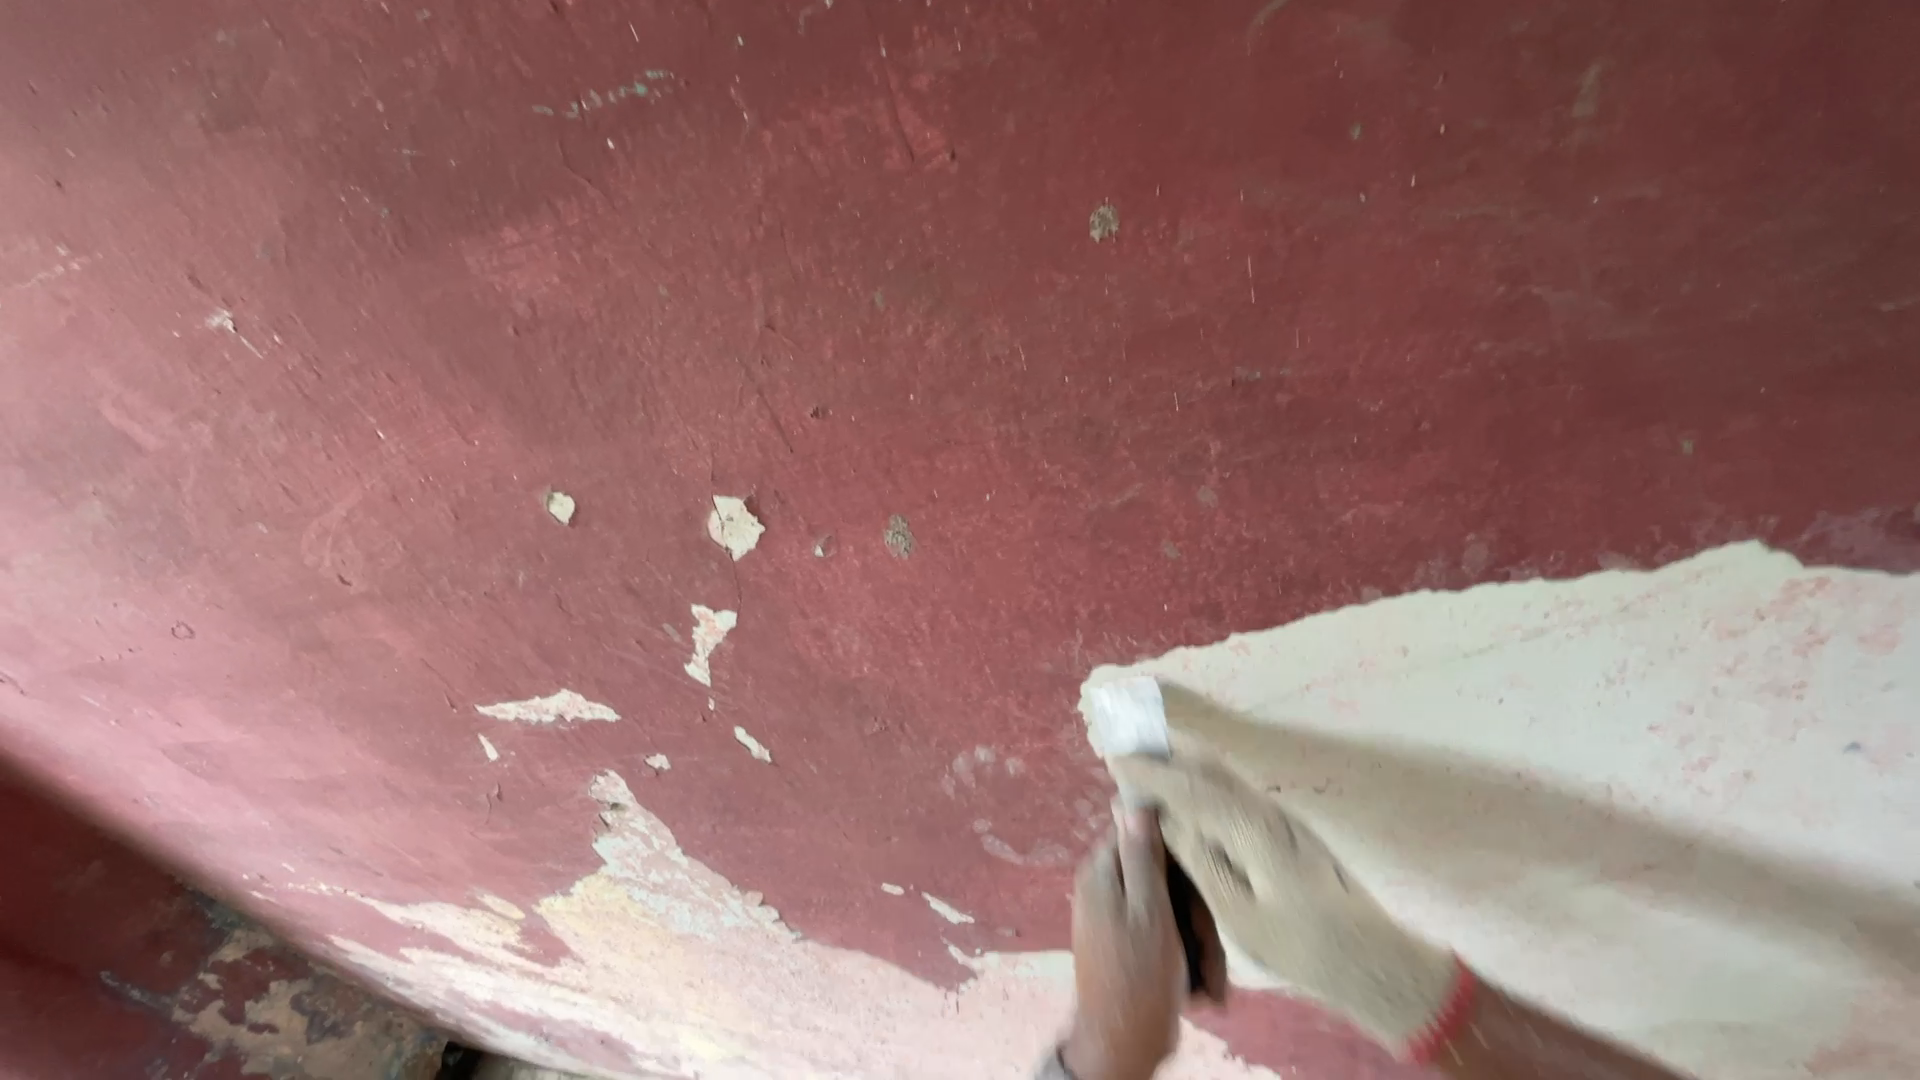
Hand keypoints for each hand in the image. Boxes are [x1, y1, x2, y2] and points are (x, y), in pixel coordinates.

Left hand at [1061, 808, 1216, 1079]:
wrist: (1122, 1046)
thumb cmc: (1137, 974)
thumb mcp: (1148, 909)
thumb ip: (1141, 855)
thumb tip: (1132, 797)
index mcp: (1103, 871)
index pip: (1143, 834)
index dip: (1178, 852)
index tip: (1204, 875)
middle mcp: (1107, 887)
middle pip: (1163, 876)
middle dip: (1194, 912)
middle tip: (1207, 947)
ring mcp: (1119, 916)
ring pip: (1172, 909)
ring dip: (1197, 943)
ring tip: (1209, 980)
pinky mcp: (1134, 942)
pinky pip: (1167, 934)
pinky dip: (1188, 957)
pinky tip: (1201, 987)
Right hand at [1109, 754, 1468, 1060]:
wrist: (1374, 961)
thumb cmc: (1300, 944)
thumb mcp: (1235, 909)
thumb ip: (1195, 856)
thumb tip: (1159, 817)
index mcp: (1250, 824)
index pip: (1187, 785)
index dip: (1149, 771)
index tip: (1115, 758)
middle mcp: (1265, 807)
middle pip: (1208, 765)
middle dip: (1166, 752)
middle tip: (1129, 747)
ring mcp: (1280, 816)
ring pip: (1223, 775)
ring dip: (1184, 765)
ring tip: (1150, 767)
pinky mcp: (1286, 829)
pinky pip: (1234, 791)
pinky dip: (1202, 783)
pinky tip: (1190, 800)